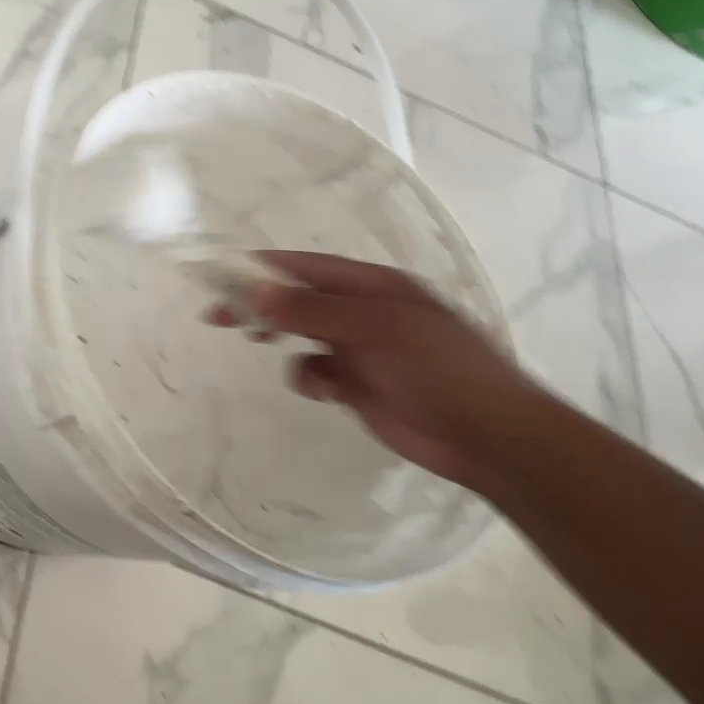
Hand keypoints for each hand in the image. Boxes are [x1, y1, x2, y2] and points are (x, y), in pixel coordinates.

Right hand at [207, 251, 552, 490]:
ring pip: (298, 333)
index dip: (261, 268)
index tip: (219, 276)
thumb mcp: (375, 329)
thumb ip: (313, 309)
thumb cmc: (438, 369)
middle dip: (258, 302)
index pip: (305, 266)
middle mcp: (363, 311)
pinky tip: (323, 391)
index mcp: (373, 287)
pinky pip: (312, 371)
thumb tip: (256, 293)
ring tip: (258, 341)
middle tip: (217, 314)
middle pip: (296, 298)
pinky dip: (308, 378)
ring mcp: (358, 348)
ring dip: (280, 337)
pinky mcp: (355, 383)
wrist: (486, 436)